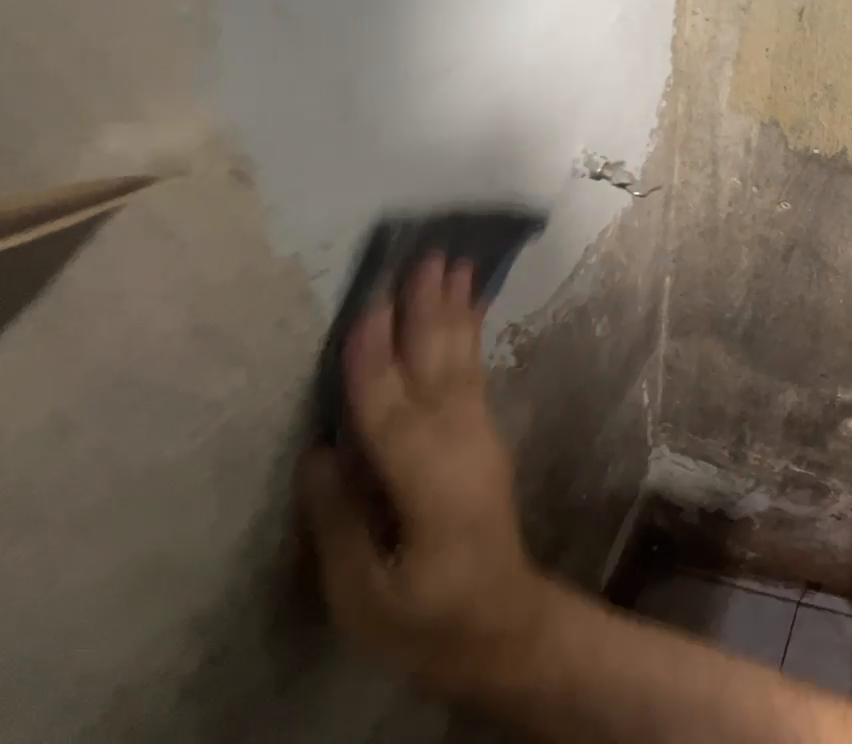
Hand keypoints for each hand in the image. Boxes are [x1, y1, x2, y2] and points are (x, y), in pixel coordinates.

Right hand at [298, 254, 550, 697]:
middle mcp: (463, 447)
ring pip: (463, 367)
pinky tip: (468, 323)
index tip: (370, 301)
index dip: (374, 357)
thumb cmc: (426, 618)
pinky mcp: (485, 445)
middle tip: (433, 255)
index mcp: (429, 481)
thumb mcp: (365, 589)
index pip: (391, 409)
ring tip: (458, 268)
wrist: (501, 623)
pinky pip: (473, 382)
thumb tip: (322, 448)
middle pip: (439, 369)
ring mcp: (482, 441)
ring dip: (456, 316)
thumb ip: (343, 517)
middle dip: (432, 312)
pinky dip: (469, 345)